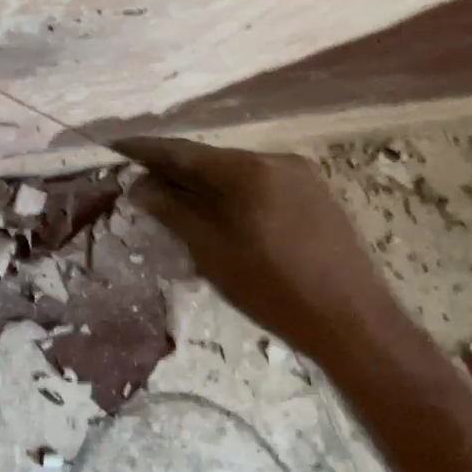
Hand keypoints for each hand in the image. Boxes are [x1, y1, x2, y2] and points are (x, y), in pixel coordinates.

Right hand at [115, 136, 403, 359]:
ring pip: (236, 174)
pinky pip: (260, 186)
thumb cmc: (274, 288)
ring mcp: (302, 178)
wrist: (357, 326)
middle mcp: (276, 161)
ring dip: (203, 184)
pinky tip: (218, 215)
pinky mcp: (317, 199)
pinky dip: (232, 195)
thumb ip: (172, 211)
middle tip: (139, 180)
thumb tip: (139, 185)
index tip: (115, 145)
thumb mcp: (210, 251)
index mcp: (248, 169)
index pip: (182, 151)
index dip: (145, 150)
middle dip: (173, 170)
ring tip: (174, 200)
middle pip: (210, 159)